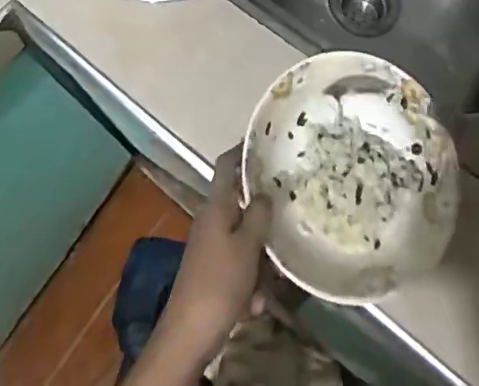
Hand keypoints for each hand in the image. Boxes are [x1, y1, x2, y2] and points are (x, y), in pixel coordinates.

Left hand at [165, 145, 272, 345]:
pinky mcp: (213, 272)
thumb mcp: (247, 245)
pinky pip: (240, 265)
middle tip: (291, 202)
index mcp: (216, 206)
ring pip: (244, 236)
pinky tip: (258, 302)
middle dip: (264, 208)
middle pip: (240, 201)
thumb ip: (258, 214)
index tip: (267, 140)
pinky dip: (251, 280)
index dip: (243, 149)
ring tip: (278, 272)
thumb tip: (265, 192)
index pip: (226, 165)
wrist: (187, 336)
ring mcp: (210, 247)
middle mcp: (211, 221)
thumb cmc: (219, 283)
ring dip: (261, 253)